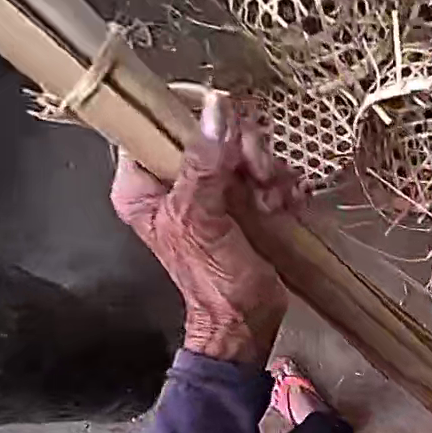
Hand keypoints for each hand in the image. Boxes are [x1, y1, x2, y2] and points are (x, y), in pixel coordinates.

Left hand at [110, 92, 302, 365]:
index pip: (155, 122)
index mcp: (145, 182)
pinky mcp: (245, 200)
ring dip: (268, 172)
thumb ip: (205, 165)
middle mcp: (176, 179)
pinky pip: (265, 172)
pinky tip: (286, 206)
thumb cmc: (214, 281)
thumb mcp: (202, 221)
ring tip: (275, 203)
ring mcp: (213, 189)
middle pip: (210, 131)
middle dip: (244, 152)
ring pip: (243, 149)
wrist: (247, 322)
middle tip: (260, 177)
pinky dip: (281, 186)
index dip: (189, 116)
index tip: (224, 130)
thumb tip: (218, 110)